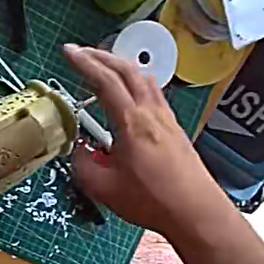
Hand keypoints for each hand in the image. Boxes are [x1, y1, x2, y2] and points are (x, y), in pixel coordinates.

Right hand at [63, 44, 227, 234]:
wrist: (195, 211)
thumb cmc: (151, 201)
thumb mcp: (103, 187)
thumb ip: (83, 164)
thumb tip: (78, 150)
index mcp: (132, 123)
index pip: (105, 81)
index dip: (84, 63)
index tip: (68, 52)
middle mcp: (151, 113)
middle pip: (127, 70)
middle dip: (101, 56)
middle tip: (81, 52)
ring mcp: (166, 118)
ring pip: (143, 78)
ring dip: (120, 66)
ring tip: (103, 65)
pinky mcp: (174, 128)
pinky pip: (153, 92)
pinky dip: (135, 81)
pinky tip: (129, 91)